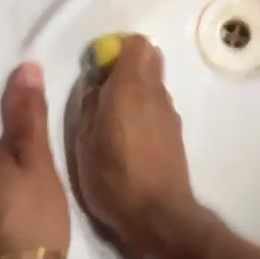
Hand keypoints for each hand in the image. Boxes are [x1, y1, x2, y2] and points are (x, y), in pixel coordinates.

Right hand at [71, 35, 203, 256]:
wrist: (158, 214)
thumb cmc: (113, 177)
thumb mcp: (84, 142)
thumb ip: (88, 105)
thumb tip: (93, 84)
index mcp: (129, 86)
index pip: (135, 44)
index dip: (117, 48)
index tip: (98, 65)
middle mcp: (154, 92)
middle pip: (148, 58)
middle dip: (126, 64)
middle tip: (103, 88)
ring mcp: (168, 111)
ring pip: (153, 82)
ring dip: (135, 88)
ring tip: (112, 118)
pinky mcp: (175, 131)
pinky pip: (157, 105)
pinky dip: (143, 108)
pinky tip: (128, 137)